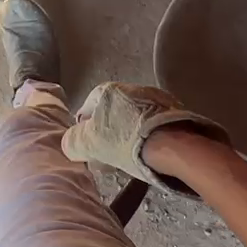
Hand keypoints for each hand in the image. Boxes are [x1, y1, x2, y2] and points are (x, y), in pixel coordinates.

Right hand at [60, 83, 230, 196]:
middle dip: (108, 135)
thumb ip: (72, 142)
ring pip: (134, 120)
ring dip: (129, 136)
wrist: (175, 146)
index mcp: (106, 90)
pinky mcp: (177, 111)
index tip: (89, 150)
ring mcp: (156, 98)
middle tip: (109, 157)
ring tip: (131, 159)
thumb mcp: (89, 145)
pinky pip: (154, 125)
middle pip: (111, 115)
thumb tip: (68, 143)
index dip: (84, 133)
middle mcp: (130, 87)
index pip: (85, 111)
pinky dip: (149, 137)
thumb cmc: (126, 142)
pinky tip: (151, 154)